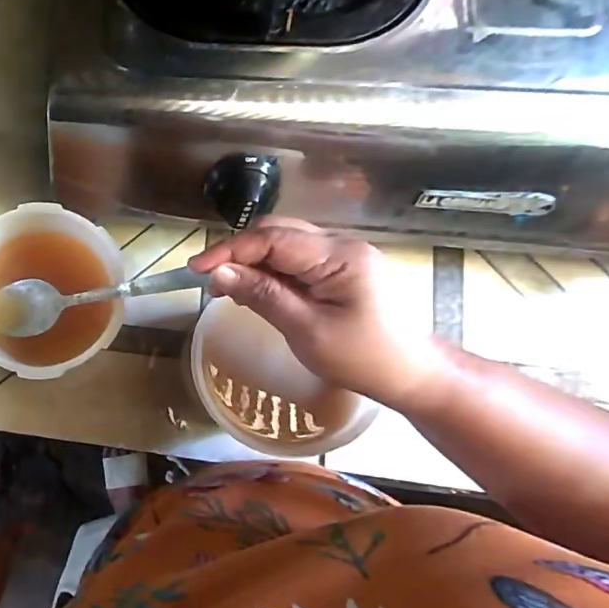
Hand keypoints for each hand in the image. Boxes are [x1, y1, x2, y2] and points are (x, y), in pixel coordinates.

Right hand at [189, 218, 450, 411]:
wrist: (412, 374)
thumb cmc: (362, 358)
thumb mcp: (307, 331)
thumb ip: (263, 296)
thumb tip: (219, 273)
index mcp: (339, 255)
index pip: (273, 239)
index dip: (230, 250)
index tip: (196, 269)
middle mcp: (342, 244)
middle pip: (278, 233)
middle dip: (240, 253)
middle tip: (211, 283)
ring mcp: (345, 253)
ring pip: (286, 244)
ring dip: (254, 262)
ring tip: (229, 289)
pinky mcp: (344, 267)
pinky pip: (299, 258)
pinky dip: (273, 271)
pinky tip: (258, 290)